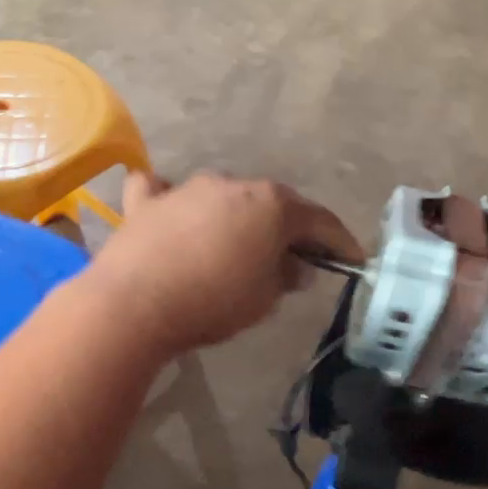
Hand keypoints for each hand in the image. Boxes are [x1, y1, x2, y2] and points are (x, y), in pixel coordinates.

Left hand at [83, 172, 364, 355]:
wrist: (134, 304)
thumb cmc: (213, 302)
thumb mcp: (264, 299)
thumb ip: (286, 275)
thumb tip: (295, 266)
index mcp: (271, 204)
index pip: (318, 220)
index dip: (339, 242)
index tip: (353, 260)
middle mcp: (232, 184)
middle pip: (271, 203)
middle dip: (287, 228)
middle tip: (296, 257)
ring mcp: (186, 189)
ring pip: (222, 197)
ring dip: (235, 217)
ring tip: (235, 247)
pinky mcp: (146, 203)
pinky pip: (161, 191)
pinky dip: (170, 200)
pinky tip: (168, 210)